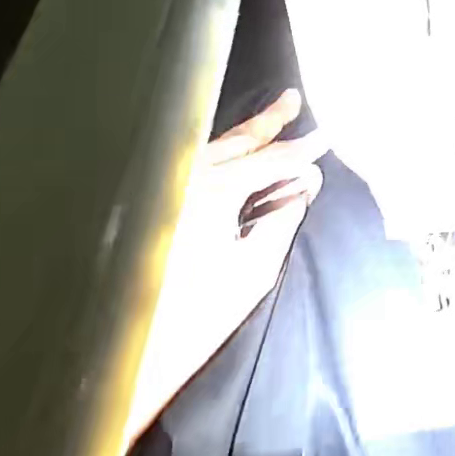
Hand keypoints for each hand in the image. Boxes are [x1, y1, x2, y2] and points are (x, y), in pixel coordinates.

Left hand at [124, 89, 326, 445]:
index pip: (270, 161)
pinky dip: (221, 153)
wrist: (128, 357)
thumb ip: (284, 218)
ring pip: (212, 147)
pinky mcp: (151, 203)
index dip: (302, 149)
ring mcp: (163, 188)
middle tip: (292, 99)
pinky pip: (194, 163)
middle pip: (236, 140)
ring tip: (272, 119)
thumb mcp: (255, 269)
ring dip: (245, 134)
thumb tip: (306, 182)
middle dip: (269, 121)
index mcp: (212, 192)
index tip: (326, 136)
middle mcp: (183, 178)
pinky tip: (234, 151)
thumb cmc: (198, 316)